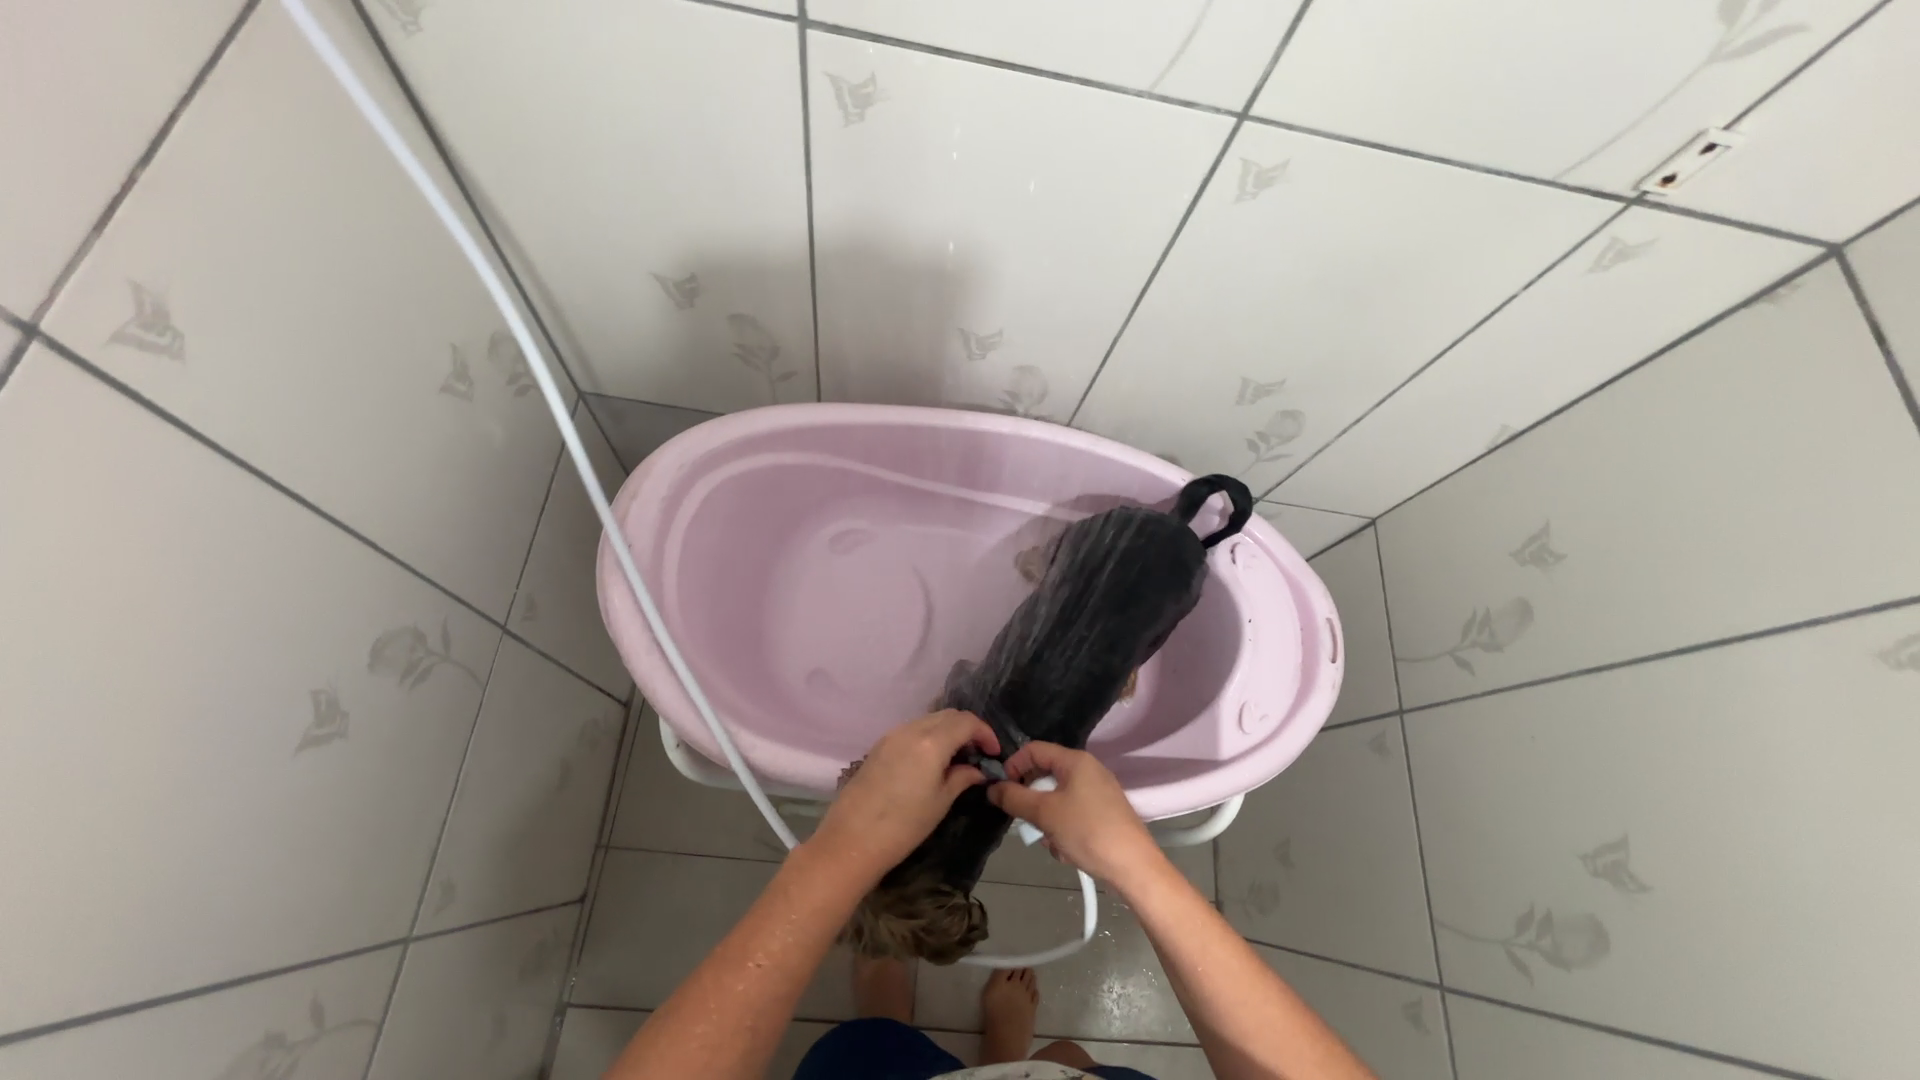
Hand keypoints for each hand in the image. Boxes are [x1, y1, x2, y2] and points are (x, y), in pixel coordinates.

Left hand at [808, 710, 998, 880]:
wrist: (852, 839)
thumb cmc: (904, 825)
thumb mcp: (941, 802)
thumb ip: (962, 777)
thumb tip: (977, 769)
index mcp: (931, 742)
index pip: (966, 721)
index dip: (985, 733)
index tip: (994, 752)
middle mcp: (911, 730)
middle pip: (948, 715)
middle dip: (968, 729)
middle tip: (979, 754)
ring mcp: (892, 735)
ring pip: (929, 720)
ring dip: (948, 732)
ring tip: (958, 758)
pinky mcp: (879, 746)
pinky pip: (912, 730)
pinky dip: (929, 737)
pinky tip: (933, 761)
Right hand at [987, 742, 1161, 885]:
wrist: (1133, 866)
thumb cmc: (1087, 831)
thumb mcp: (1045, 813)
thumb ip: (1014, 798)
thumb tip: (992, 788)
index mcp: (1075, 761)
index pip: (1034, 749)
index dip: (1013, 766)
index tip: (1003, 791)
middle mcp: (1088, 770)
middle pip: (1045, 776)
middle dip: (1032, 802)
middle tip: (1027, 822)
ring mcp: (1098, 793)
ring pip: (1057, 800)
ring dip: (1047, 821)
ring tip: (1052, 842)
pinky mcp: (1104, 814)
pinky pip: (1072, 814)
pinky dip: (1064, 830)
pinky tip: (1068, 850)